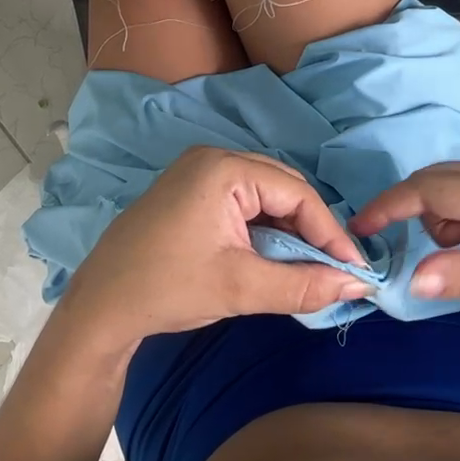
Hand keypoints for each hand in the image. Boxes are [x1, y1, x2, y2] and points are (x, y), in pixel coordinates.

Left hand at [59, 148, 372, 346]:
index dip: (330, 233)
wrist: (102, 303)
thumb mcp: (241, 288)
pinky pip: (242, 201)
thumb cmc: (169, 287)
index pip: (297, 193)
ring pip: (264, 195)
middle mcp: (212, 158)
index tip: (355, 271)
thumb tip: (357, 287)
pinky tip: (273, 258)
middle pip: (282, 187)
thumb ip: (303, 285)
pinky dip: (263, 228)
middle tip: (335, 271)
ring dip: (289, 230)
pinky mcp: (190, 191)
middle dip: (312, 229)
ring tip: (308, 269)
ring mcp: (198, 172)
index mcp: (224, 168)